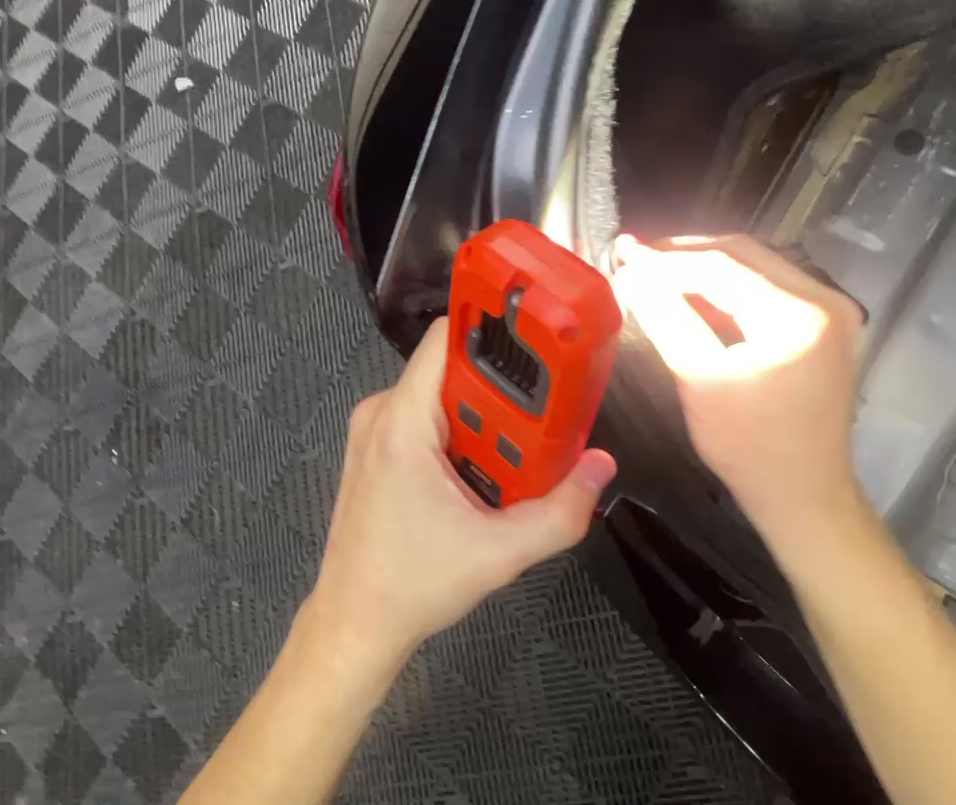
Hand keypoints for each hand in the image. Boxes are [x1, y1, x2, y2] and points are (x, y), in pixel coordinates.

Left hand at [307, 318, 617, 662]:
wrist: (353, 627)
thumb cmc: (412, 586)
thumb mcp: (499, 553)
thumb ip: (561, 512)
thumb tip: (602, 465)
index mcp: (401, 421)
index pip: (447, 338)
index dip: (494, 329)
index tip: (539, 342)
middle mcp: (380, 414)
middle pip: (454, 372)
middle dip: (502, 392)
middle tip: (543, 421)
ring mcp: (373, 433)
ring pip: (444, 399)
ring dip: (485, 420)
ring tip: (518, 454)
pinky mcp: (376, 453)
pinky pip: (427, 422)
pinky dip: (462, 437)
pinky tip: (485, 474)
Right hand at [611, 235, 867, 548]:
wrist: (802, 494)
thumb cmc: (748, 447)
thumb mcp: (698, 379)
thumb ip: (665, 317)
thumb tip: (630, 271)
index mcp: (800, 314)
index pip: (721, 266)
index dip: (665, 259)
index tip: (622, 255)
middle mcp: (825, 298)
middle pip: (742, 254)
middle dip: (683, 254)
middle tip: (634, 257)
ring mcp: (830, 308)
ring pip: (753, 265)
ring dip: (702, 266)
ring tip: (653, 270)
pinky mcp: (823, 321)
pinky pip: (766, 286)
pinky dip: (725, 286)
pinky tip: (688, 291)